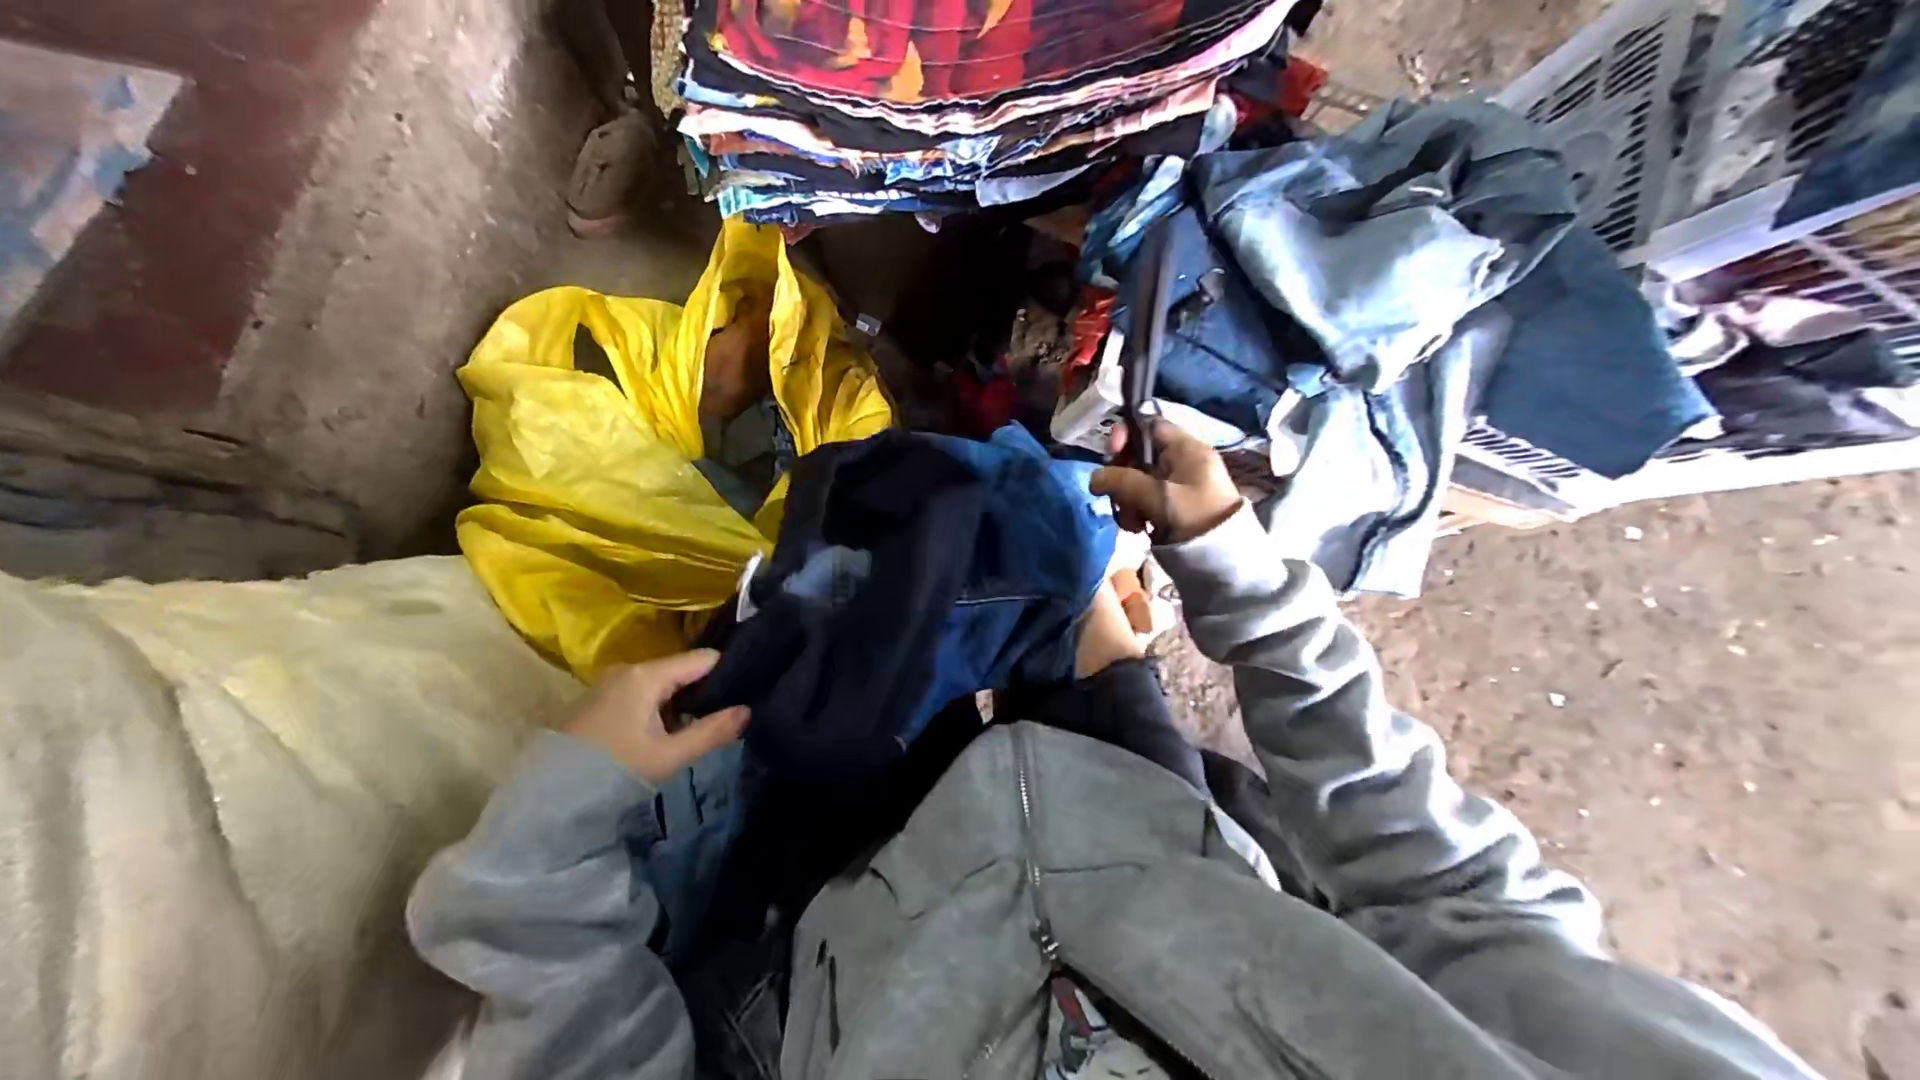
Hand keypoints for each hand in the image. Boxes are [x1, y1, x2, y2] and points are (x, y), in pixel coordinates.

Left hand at [562, 650, 749, 782]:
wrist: (546, 798)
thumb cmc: (613, 770)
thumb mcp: (668, 756)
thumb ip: (712, 731)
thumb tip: (749, 710)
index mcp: (647, 674)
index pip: (704, 658)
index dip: (729, 673)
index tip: (747, 691)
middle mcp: (629, 668)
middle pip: (683, 669)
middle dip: (706, 689)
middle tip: (728, 713)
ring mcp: (611, 682)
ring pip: (664, 682)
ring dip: (683, 700)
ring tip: (702, 724)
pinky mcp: (600, 699)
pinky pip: (644, 692)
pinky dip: (661, 706)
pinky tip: (668, 730)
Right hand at [1091, 419, 1240, 541]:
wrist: (1223, 563)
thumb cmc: (1195, 519)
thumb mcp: (1158, 496)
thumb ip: (1123, 482)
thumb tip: (1094, 479)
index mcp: (1187, 450)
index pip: (1151, 425)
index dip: (1127, 434)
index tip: (1111, 453)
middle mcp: (1181, 463)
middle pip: (1138, 456)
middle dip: (1122, 476)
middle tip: (1118, 497)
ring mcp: (1176, 488)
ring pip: (1136, 482)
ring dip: (1126, 500)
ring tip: (1132, 522)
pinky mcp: (1171, 509)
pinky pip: (1142, 501)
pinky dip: (1135, 512)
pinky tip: (1138, 528)